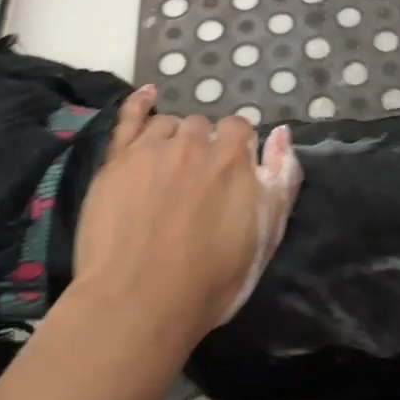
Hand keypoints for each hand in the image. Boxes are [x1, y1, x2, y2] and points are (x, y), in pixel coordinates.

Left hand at [72, 85, 302, 335]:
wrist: (137, 304)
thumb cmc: (211, 279)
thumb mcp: (266, 235)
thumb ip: (281, 179)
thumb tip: (282, 134)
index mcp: (234, 157)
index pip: (241, 131)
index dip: (238, 152)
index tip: (231, 180)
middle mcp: (195, 142)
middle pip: (204, 128)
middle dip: (205, 147)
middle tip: (198, 184)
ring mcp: (152, 149)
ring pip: (170, 125)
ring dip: (174, 139)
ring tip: (169, 170)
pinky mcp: (117, 162)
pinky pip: (130, 119)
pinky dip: (139, 104)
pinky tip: (147, 96)